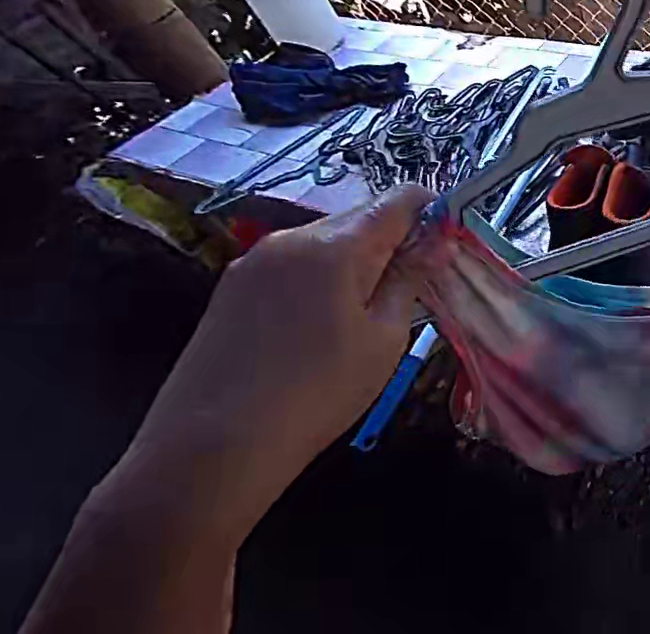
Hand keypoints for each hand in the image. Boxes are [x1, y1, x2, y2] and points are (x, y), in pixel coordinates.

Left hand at [100, 185, 432, 543]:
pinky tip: (310, 325)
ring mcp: (258, 256)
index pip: (400, 199)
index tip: (441, 249)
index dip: (431, 213)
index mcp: (338, 243)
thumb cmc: (316, 395)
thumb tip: (436, 242)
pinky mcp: (233, 281)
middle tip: (404, 290)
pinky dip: (317, 275)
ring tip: (354, 315)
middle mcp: (295, 234)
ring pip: (326, 239)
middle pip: (361, 217)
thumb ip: (410, 279)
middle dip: (392, 241)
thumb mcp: (382, 340)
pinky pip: (293, 261)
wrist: (207, 450)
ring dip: (353, 259)